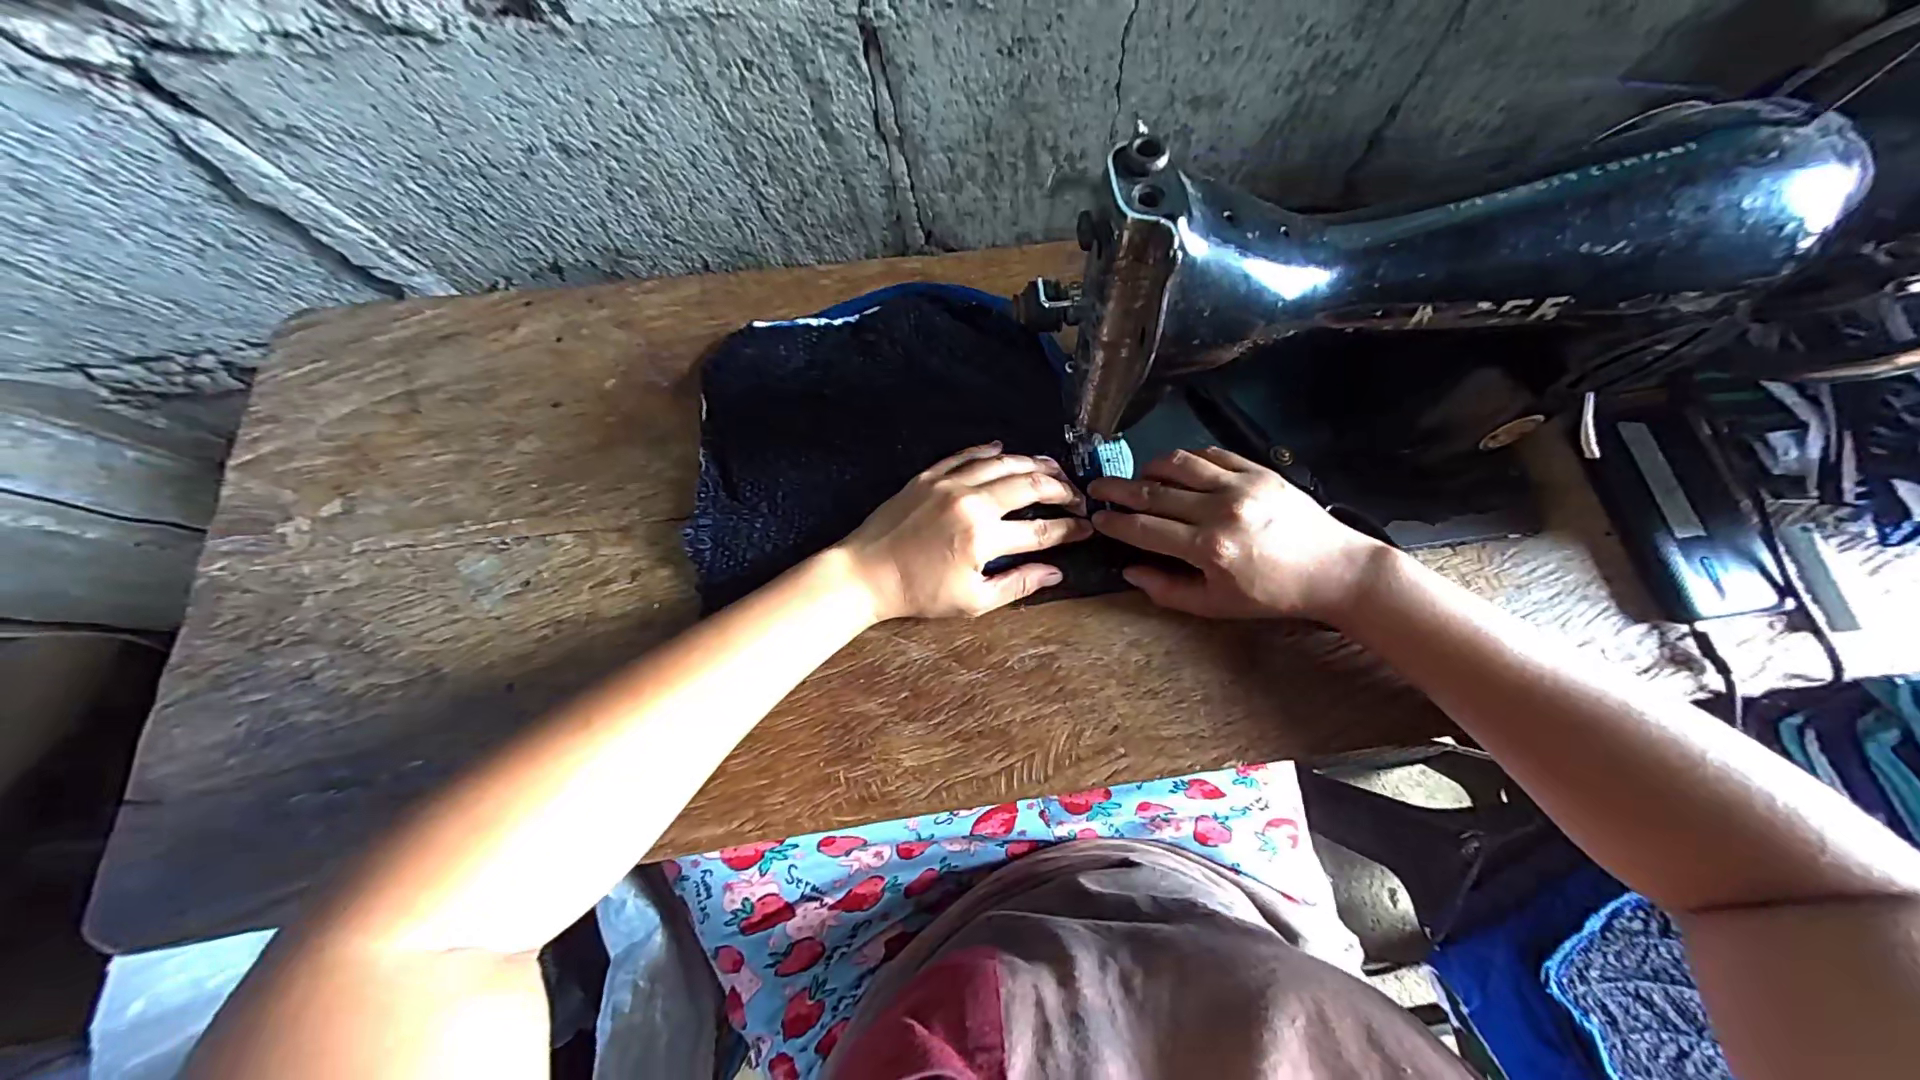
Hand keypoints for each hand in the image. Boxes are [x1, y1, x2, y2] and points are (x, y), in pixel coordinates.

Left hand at [834, 442, 1091, 620]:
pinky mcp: (928, 477)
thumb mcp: (972, 602)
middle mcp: (971, 502)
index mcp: (983, 537)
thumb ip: (1017, 584)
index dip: (1070, 528)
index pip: (1041, 530)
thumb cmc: (918, 592)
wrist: (865, 573)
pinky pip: (965, 455)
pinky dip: (988, 451)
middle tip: (1076, 495)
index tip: (1086, 526)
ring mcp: (948, 484)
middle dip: (1060, 489)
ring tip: (1052, 468)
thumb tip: (1055, 572)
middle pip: (1029, 486)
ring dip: (1032, 464)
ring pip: (1001, 463)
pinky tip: (1004, 449)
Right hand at [1088, 447, 1390, 622]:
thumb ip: (1167, 590)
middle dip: (1117, 489)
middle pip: (1153, 491)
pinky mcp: (1259, 470)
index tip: (1096, 518)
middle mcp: (1220, 510)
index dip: (1114, 522)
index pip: (1144, 528)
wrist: (1335, 569)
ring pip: (1178, 463)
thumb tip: (1129, 570)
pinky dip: (1186, 459)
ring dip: (1148, 468)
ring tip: (1137, 477)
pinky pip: (1210, 454)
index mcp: (1208, 548)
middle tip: (1097, 487)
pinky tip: (1177, 469)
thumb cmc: (1272, 594)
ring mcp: (1240, 485)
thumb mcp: (1216, 605)